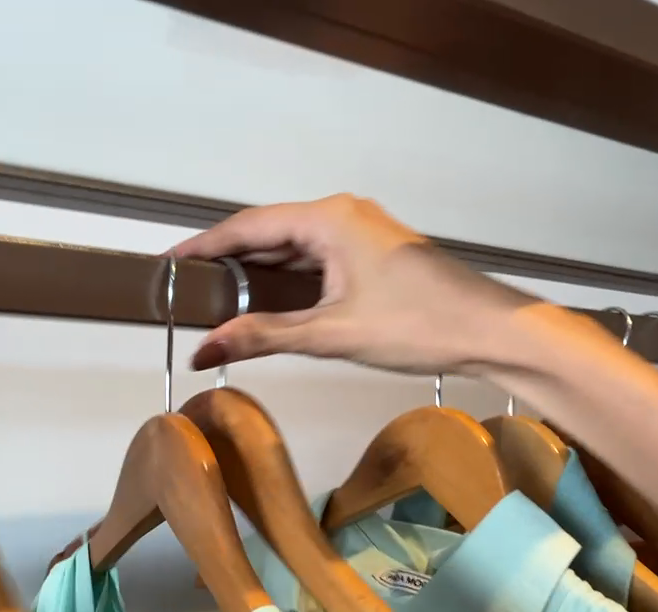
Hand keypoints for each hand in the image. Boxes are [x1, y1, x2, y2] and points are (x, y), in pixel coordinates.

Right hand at [170, 195, 536, 375]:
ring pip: (291, 247)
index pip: (248, 226)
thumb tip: (204, 350)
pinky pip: (313, 260)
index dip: (204, 245)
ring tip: (213, 297)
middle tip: (185, 286)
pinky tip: (265, 302)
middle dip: (225, 259)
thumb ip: (264, 337)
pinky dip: (284, 280)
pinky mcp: (370, 255)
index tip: (167, 263)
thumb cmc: (416, 326)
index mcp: (328, 219)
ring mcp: (359, 233)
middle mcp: (341, 215)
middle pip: (267, 232)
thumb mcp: (332, 334)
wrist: (490, 331)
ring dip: (254, 272)